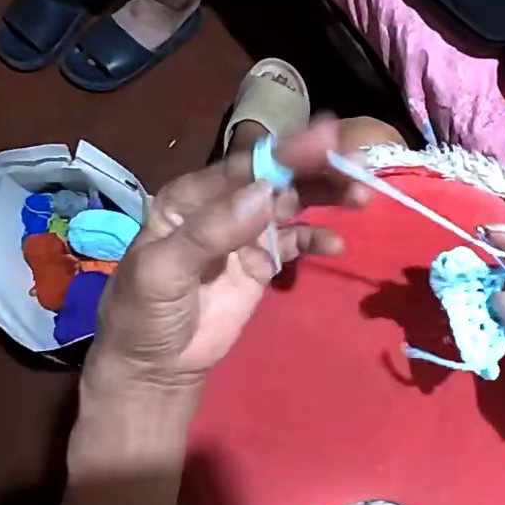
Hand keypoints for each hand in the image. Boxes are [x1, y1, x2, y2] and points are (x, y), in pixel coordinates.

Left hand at [88, 118, 363, 393]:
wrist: (156, 364)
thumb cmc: (144, 312)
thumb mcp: (164, 270)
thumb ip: (211, 231)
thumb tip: (265, 193)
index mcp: (191, 197)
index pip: (243, 168)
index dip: (285, 153)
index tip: (327, 139)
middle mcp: (223, 206)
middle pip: (274, 179)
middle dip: (314, 169)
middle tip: (356, 163)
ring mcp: (246, 233)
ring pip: (290, 205)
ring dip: (324, 197)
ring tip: (359, 197)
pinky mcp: (264, 262)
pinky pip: (295, 242)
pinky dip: (316, 239)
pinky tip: (335, 243)